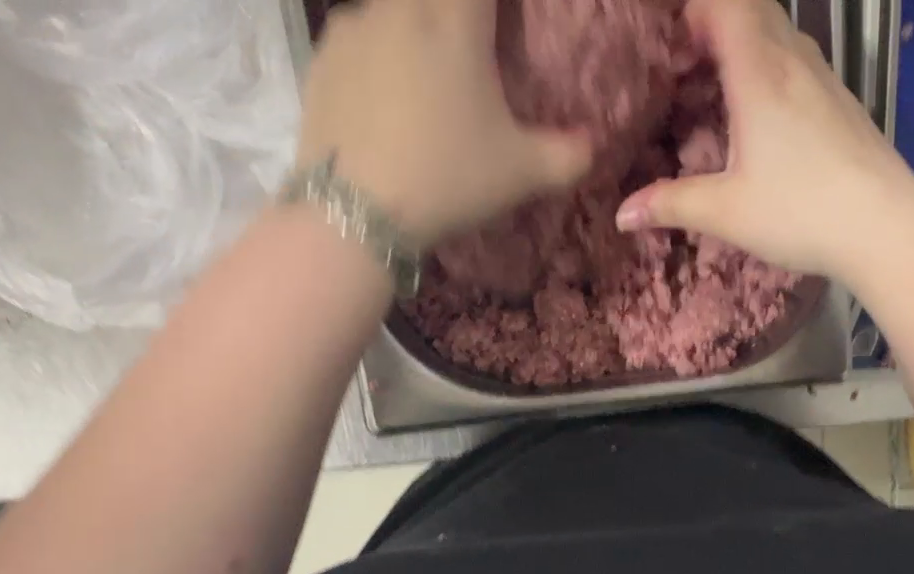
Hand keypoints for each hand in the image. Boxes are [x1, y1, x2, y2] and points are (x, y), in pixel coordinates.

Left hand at [298, 0, 592, 243]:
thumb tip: (591, 144)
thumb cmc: (447, 179)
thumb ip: (567, 155)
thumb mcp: (521, 174)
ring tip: (428, 75)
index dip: (498, 6)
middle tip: (473, 51)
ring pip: (395, 8)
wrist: (354, 213)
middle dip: (456, 15)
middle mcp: (402, 5)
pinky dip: (378, 52)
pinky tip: (387, 96)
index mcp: (456, 18)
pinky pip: (359, 34)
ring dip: (415, 29)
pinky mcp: (322, 56)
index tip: (505, 25)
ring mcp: (354, 25)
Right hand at [613, 0, 913, 281]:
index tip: (668, 47)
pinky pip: (798, 63)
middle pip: (751, 8)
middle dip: (713, 24)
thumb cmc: (801, 212)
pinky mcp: (842, 102)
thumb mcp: (726, 212)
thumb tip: (622, 214)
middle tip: (684, 65)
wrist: (886, 227)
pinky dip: (770, 69)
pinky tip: (761, 119)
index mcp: (760, 72)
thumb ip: (671, 203)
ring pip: (779, 34)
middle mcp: (794, 60)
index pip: (723, 3)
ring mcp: (824, 79)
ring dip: (744, 46)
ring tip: (715, 89)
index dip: (691, 12)